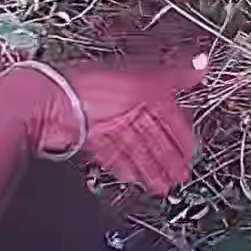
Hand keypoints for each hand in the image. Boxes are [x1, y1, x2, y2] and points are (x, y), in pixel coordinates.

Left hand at [16, 59, 204, 194]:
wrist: (48, 104)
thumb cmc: (93, 87)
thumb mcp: (143, 82)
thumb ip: (176, 77)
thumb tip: (202, 64)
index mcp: (143, 87)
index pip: (170, 114)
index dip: (181, 134)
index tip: (191, 151)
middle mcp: (128, 103)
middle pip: (154, 134)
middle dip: (169, 157)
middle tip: (181, 175)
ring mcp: (110, 121)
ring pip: (137, 148)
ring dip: (152, 168)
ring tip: (164, 185)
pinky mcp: (92, 138)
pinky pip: (117, 156)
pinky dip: (129, 167)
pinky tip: (136, 178)